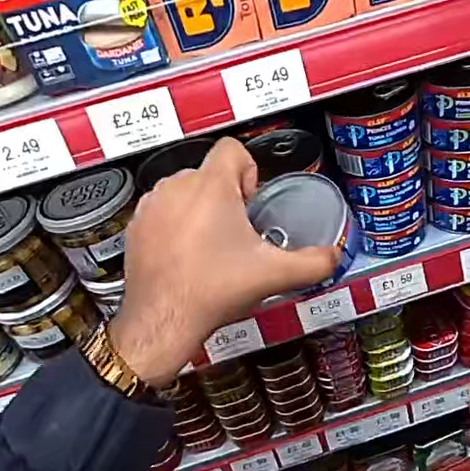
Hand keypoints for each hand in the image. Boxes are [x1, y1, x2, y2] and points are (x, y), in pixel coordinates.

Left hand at [109, 139, 340, 386]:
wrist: (162, 321)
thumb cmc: (209, 292)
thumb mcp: (273, 275)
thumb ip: (313, 263)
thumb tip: (332, 257)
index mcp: (210, 187)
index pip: (232, 149)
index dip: (249, 172)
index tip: (250, 204)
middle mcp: (176, 188)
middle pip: (211, 174)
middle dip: (226, 198)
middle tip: (235, 235)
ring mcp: (152, 206)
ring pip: (185, 191)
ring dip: (200, 210)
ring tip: (210, 248)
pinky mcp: (137, 225)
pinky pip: (163, 210)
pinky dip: (175, 225)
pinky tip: (186, 256)